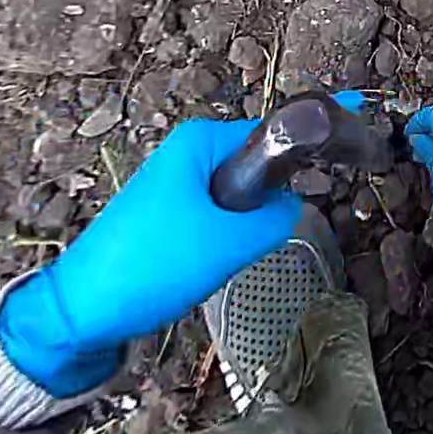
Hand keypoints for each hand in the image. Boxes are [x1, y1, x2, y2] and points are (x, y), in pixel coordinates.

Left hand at [0, 92, 362, 395]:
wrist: (73, 318)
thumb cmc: (152, 266)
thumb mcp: (230, 242)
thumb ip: (279, 217)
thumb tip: (292, 207)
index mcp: (201, 141)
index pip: (276, 127)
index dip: (319, 128)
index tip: (360, 114)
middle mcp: (190, 149)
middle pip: (262, 156)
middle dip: (285, 180)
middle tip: (316, 195)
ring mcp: (178, 179)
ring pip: (243, 185)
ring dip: (259, 207)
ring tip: (266, 233)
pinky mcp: (171, 208)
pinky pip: (223, 203)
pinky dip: (240, 218)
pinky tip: (243, 243)